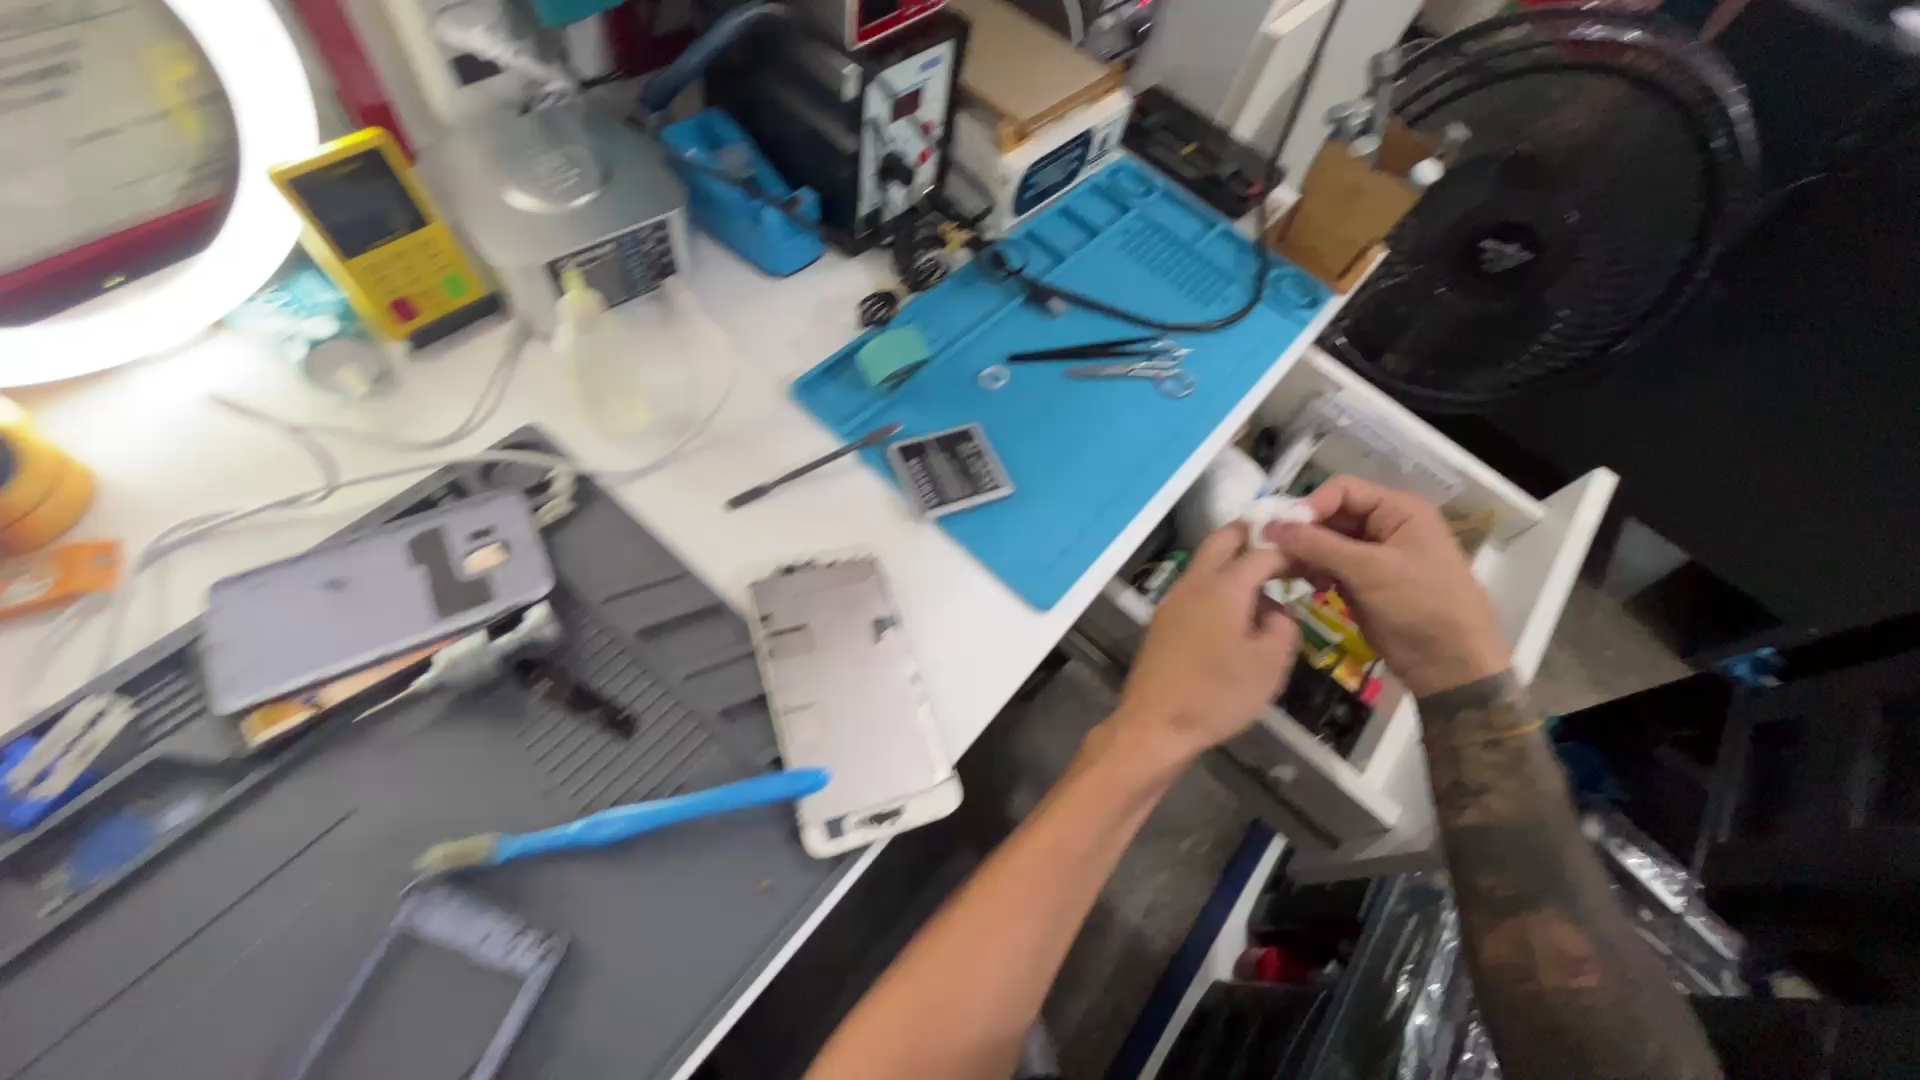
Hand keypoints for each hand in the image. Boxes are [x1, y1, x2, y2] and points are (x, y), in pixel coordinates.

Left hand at [1107, 523, 1298, 766]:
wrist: (1155, 724)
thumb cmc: (1217, 694)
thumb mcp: (1269, 665)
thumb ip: (1283, 628)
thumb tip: (1277, 612)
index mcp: (1223, 586)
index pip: (1261, 552)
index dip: (1289, 552)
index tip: (1311, 560)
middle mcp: (1193, 583)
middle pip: (1221, 541)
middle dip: (1250, 536)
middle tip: (1280, 548)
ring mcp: (1172, 601)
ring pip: (1204, 564)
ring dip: (1232, 563)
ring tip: (1264, 589)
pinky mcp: (1162, 622)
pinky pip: (1194, 589)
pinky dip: (1217, 588)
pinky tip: (1235, 616)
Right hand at [1264, 475, 1508, 696]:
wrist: (1450, 663)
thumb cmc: (1420, 604)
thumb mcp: (1369, 570)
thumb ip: (1318, 545)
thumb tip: (1270, 526)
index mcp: (1399, 510)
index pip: (1343, 490)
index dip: (1311, 505)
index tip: (1281, 530)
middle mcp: (1384, 526)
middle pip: (1331, 515)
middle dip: (1302, 532)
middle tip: (1272, 552)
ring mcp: (1372, 556)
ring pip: (1325, 542)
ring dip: (1303, 554)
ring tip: (1284, 571)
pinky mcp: (1361, 582)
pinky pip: (1327, 566)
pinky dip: (1312, 572)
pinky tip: (1305, 585)